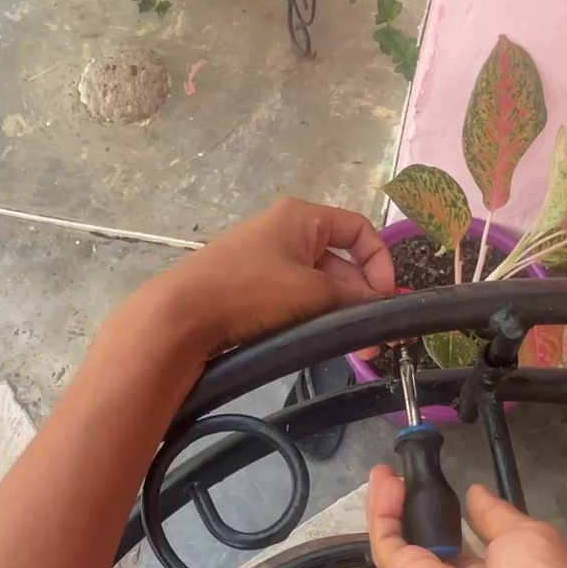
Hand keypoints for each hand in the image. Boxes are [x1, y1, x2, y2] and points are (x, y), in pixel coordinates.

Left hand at [130, 198, 395, 357]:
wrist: (182, 315)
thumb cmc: (249, 290)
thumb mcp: (311, 291)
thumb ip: (353, 297)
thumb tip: (381, 305)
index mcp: (301, 217)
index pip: (358, 229)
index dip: (380, 262)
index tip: (384, 298)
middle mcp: (286, 233)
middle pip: (341, 263)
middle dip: (361, 299)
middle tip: (373, 340)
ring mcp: (267, 263)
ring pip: (319, 288)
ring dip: (339, 315)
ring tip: (355, 350)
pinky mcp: (253, 292)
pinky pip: (296, 302)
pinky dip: (313, 320)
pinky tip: (321, 344)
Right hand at [366, 466, 566, 567]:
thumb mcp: (532, 538)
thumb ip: (497, 515)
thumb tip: (477, 496)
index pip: (474, 540)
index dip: (460, 512)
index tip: (451, 488)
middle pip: (434, 538)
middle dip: (421, 507)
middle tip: (410, 475)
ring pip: (405, 538)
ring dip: (395, 503)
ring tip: (386, 472)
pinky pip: (389, 543)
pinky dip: (383, 511)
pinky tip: (385, 482)